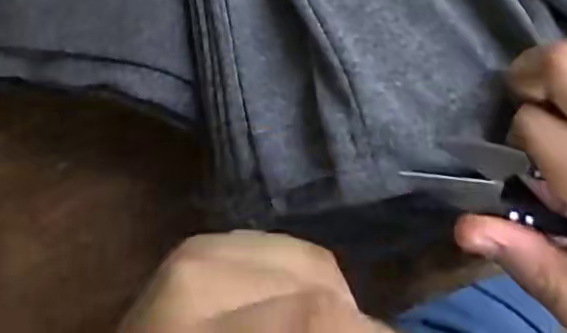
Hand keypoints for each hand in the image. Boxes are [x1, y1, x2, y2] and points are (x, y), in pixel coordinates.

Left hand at [118, 231, 380, 332]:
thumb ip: (301, 331)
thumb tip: (360, 326)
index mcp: (202, 323)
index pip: (313, 313)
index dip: (368, 332)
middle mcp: (201, 267)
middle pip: (316, 274)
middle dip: (352, 315)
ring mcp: (198, 246)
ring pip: (302, 256)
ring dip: (329, 299)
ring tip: (331, 330)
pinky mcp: (200, 242)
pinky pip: (274, 248)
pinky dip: (299, 282)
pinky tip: (294, 315)